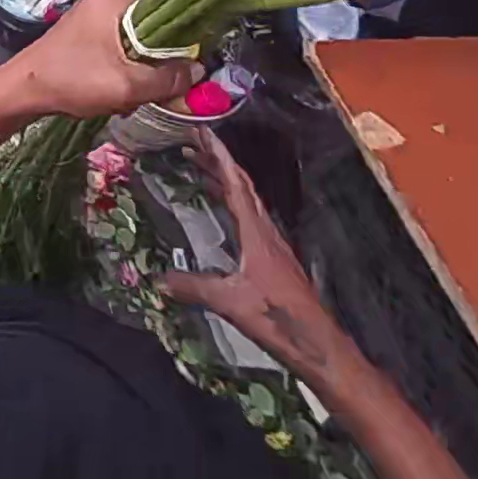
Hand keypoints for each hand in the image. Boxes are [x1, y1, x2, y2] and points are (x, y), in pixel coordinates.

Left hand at [1, 0, 199, 118]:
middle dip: (168, 47)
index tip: (208, 37)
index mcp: (113, 1)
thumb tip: (196, 70)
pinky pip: (120, 44)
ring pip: (138, 35)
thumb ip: (167, 79)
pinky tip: (128, 87)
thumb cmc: (70, 80)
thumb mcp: (126, 85)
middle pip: (154, 16)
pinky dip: (129, 64)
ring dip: (147, 61)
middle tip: (178, 72)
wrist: (21, 90)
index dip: (192, 13)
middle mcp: (103, 2)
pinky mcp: (84, 36)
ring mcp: (91, 18)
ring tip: (150, 85)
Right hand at [156, 127, 350, 378]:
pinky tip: (219, 205)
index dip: (218, 155)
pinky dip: (229, 198)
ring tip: (198, 164)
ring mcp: (270, 242)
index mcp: (256, 231)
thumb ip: (193, 287)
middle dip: (217, 159)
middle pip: (241, 184)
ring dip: (223, 177)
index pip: (235, 183)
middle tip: (191, 141)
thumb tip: (157, 279)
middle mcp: (265, 230)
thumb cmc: (278, 318)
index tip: (202, 130)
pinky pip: (247, 213)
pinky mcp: (271, 256)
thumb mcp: (229, 301)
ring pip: (245, 198)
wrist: (321, 348)